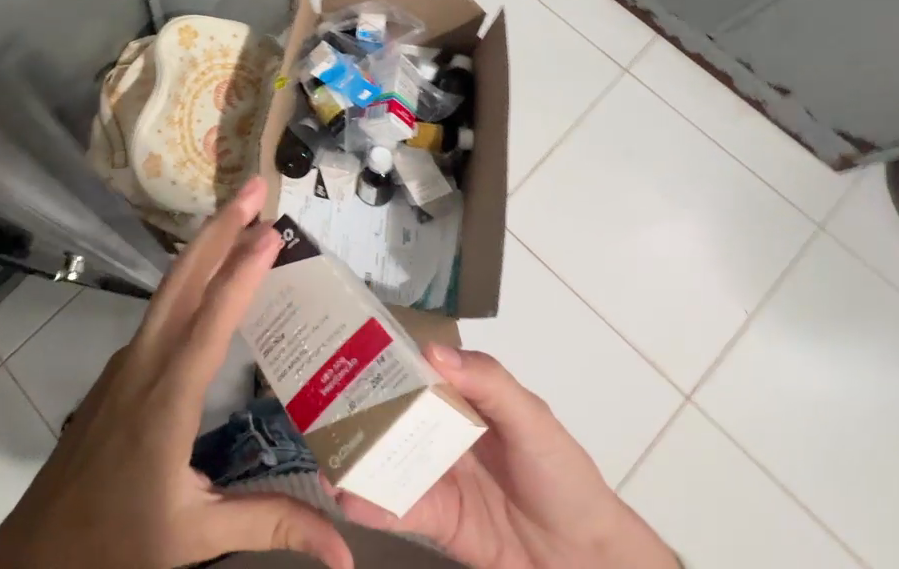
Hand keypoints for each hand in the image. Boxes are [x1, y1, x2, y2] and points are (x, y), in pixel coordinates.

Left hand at [0, 178, 352, 568]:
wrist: (41, 551)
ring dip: (203, 249)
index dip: (242, 274)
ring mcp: (125, 365)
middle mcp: (144, 366)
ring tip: (239, 217)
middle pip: (182, 282)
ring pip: (167, 292)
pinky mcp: (118, 374)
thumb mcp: (197, 535)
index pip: (211, 322)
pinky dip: (188, 283)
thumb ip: (272, 525)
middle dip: (219, 229)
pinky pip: (158, 315)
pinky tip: (208, 281)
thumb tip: (347, 551)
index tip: (270, 231)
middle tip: (256, 188)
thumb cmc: (119, 540)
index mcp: (167, 400)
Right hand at [336, 345, 674, 568]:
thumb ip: (488, 383)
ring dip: (352, 458)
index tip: (339, 352)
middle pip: (386, 415)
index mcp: (459, 399)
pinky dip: (368, 503)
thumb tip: (430, 351)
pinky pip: (392, 506)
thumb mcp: (533, 420)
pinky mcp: (429, 518)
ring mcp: (430, 475)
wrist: (585, 561)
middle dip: (351, 411)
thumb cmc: (563, 476)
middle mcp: (436, 432)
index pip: (411, 371)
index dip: (376, 361)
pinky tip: (349, 498)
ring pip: (380, 459)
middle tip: (314, 407)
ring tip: (325, 459)